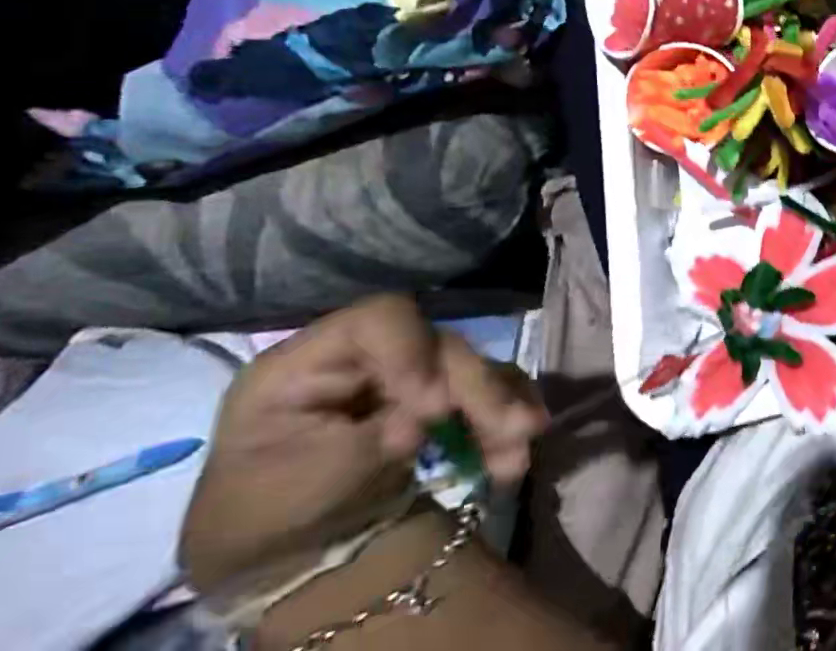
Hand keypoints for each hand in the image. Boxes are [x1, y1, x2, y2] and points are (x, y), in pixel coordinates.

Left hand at [180, 296, 547, 593]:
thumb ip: (367, 443)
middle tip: (513, 429)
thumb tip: (425, 421)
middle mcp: (371, 355)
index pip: (378, 320)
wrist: (287, 557)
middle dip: (478, 388)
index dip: (414, 349)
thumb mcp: (303, 484)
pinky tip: (517, 449)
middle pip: (441, 346)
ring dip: (503, 405)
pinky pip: (492, 390)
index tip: (434, 408)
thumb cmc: (269, 517)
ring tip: (524, 443)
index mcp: (313, 361)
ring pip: (475, 368)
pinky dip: (509, 416)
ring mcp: (412, 372)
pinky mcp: (445, 394)